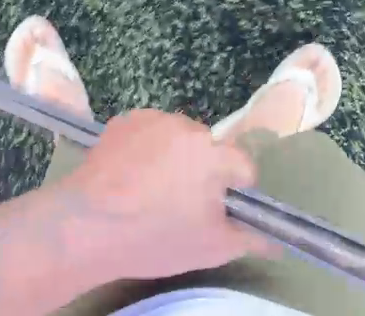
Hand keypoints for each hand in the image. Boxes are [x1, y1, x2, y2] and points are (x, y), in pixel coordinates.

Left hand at [58, 109, 278, 280]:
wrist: (89, 223)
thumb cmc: (157, 236)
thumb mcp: (213, 247)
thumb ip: (250, 237)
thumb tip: (274, 240)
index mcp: (213, 152)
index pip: (243, 166)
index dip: (236, 192)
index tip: (219, 212)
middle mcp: (185, 125)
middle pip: (209, 148)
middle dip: (204, 171)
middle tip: (183, 204)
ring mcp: (151, 118)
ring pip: (178, 138)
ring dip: (175, 157)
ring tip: (153, 190)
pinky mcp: (123, 118)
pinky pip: (149, 132)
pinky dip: (147, 148)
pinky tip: (132, 175)